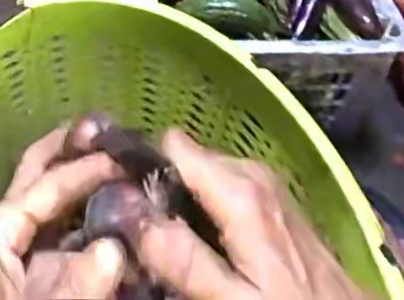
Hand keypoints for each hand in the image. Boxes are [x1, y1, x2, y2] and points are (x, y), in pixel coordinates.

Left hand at [0, 121, 129, 299]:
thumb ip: (72, 291)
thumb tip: (113, 248)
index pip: (49, 184)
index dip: (89, 166)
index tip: (129, 156)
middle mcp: (7, 228)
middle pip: (42, 171)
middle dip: (75, 146)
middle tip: (114, 129)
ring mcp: (21, 252)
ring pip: (55, 201)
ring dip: (85, 180)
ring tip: (123, 163)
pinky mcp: (35, 277)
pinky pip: (65, 238)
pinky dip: (89, 223)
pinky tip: (120, 221)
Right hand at [133, 131, 373, 299]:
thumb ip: (184, 259)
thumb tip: (130, 215)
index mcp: (238, 187)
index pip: (171, 144)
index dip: (147, 168)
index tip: (129, 201)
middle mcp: (250, 171)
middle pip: (187, 158)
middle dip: (167, 189)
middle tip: (153, 234)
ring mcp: (265, 182)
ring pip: (205, 173)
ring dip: (189, 201)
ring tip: (180, 245)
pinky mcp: (274, 198)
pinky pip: (226, 186)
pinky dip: (211, 208)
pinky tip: (214, 246)